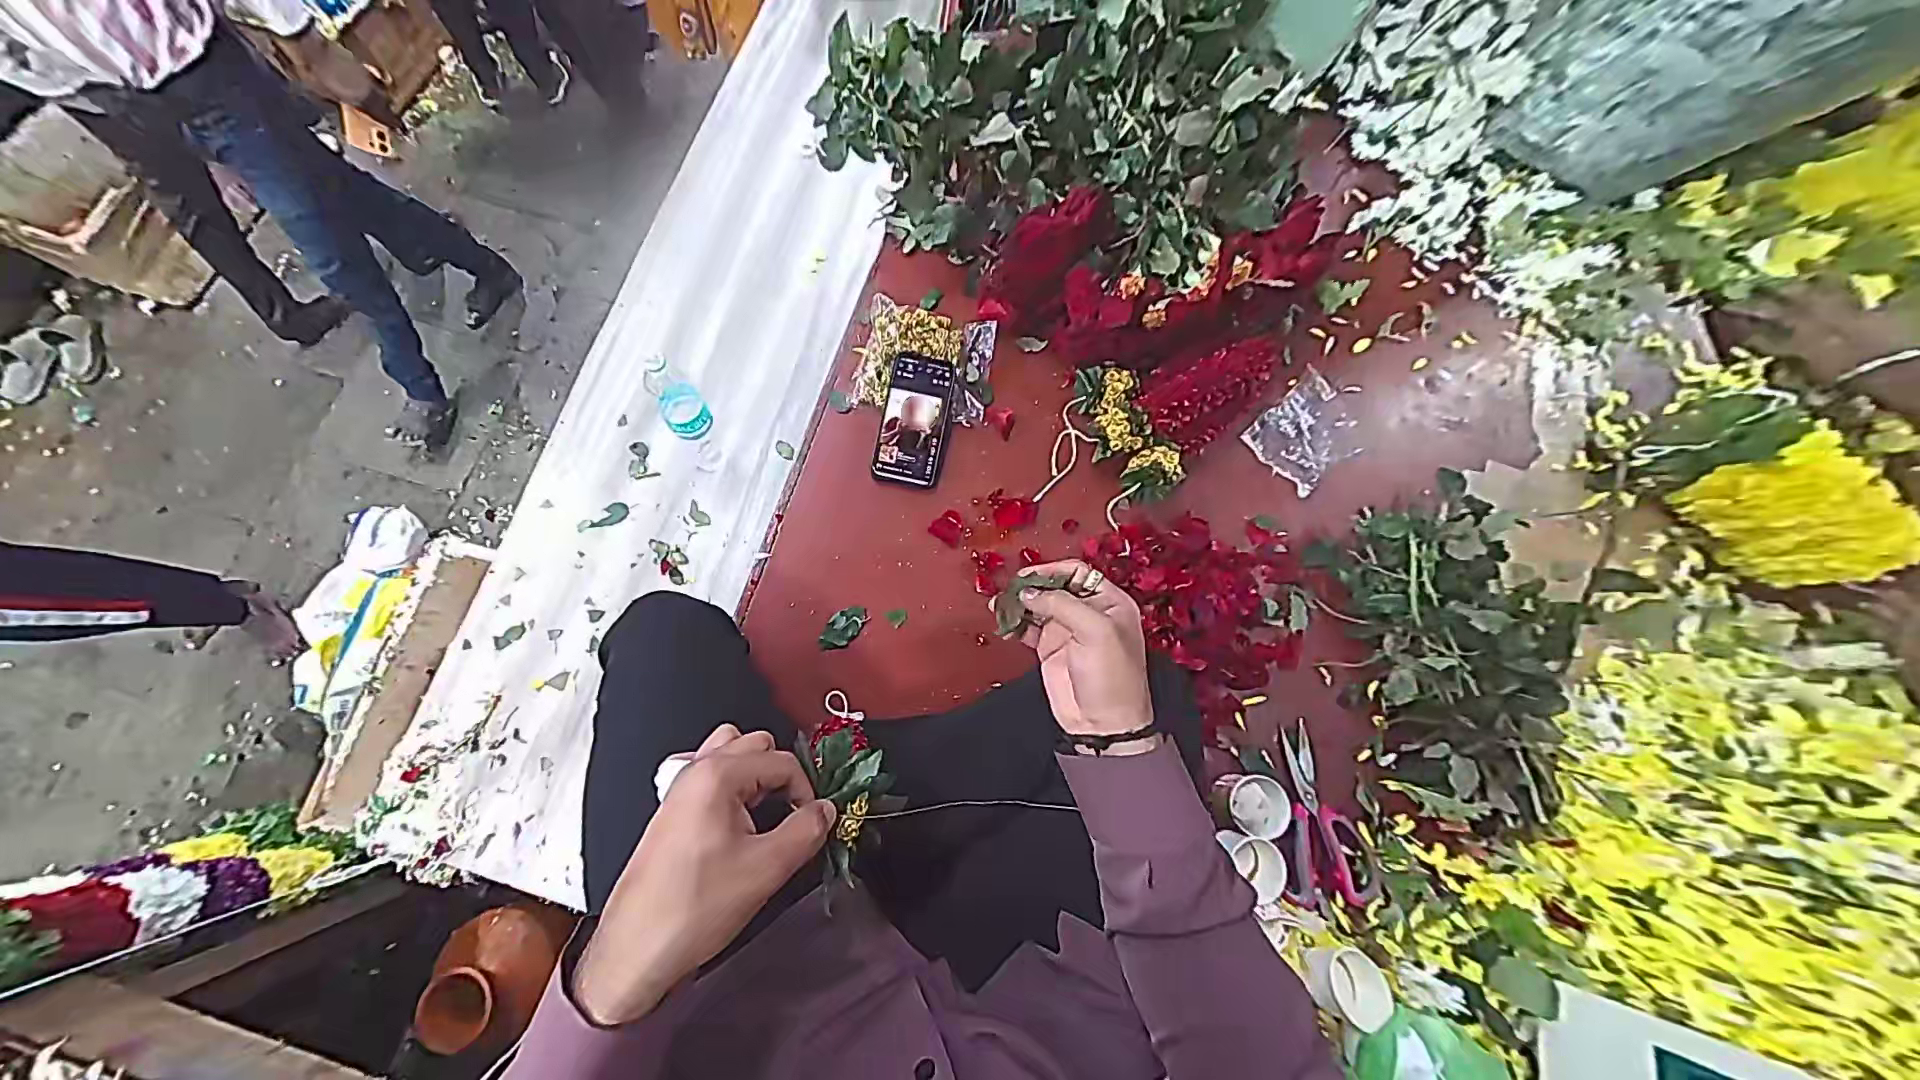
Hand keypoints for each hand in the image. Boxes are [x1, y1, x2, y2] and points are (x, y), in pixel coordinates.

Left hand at [573, 725, 835, 1025]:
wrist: (633, 953)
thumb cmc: (691, 910)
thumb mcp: (767, 869)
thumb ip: (807, 830)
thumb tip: (825, 811)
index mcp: (717, 775)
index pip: (784, 761)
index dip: (806, 791)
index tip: (811, 821)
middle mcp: (695, 771)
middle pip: (756, 744)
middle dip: (782, 774)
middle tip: (791, 812)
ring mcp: (679, 789)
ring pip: (731, 753)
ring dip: (756, 773)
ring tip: (765, 812)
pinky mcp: (672, 810)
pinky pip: (711, 776)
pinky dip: (732, 786)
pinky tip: (738, 823)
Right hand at [1012, 560, 1155, 748]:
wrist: (1103, 724)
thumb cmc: (1112, 677)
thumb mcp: (1096, 631)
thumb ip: (1062, 605)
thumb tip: (1029, 592)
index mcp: (1109, 602)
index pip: (1077, 572)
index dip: (1052, 570)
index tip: (1029, 576)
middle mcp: (1088, 612)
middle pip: (1054, 586)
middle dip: (1031, 586)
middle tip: (1011, 590)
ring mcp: (1067, 630)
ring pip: (1038, 605)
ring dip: (1018, 603)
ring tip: (999, 605)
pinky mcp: (1049, 648)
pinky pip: (1027, 627)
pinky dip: (1014, 623)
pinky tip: (1004, 623)